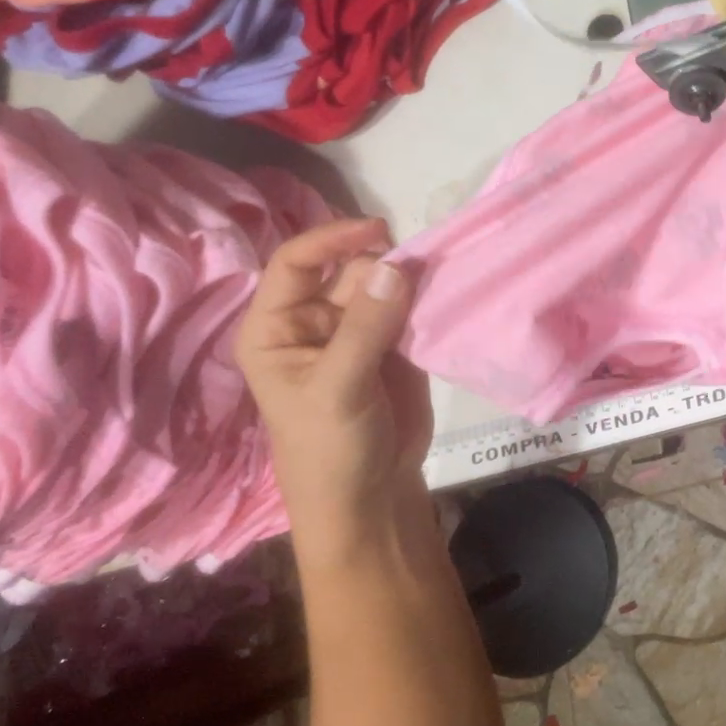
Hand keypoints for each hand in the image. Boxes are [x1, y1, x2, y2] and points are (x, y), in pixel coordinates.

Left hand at [234, 219, 433, 551]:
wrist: (372, 495)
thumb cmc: (330, 447)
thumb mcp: (338, 388)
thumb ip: (366, 327)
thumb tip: (395, 265)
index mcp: (277, 328)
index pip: (296, 264)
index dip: (332, 239)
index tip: (380, 230)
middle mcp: (315, 322)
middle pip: (349, 268)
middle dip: (383, 265)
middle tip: (421, 275)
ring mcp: (360, 333)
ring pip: (387, 284)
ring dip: (413, 281)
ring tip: (440, 287)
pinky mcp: (398, 344)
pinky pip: (414, 307)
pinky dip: (431, 299)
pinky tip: (448, 300)